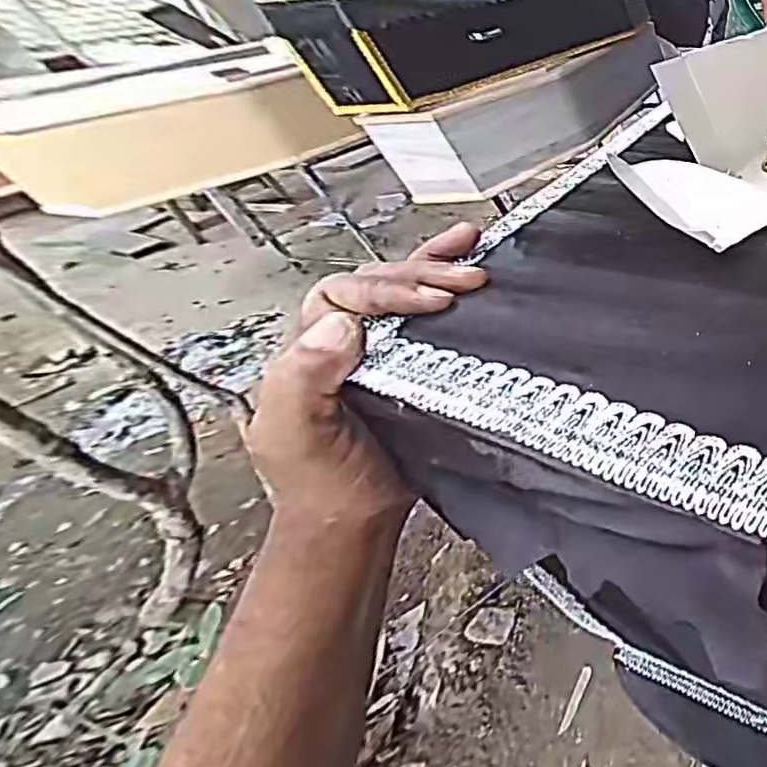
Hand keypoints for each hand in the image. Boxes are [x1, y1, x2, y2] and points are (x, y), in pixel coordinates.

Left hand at [246, 222, 487, 527]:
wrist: (352, 515)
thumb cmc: (322, 480)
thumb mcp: (293, 434)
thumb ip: (300, 379)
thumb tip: (340, 325)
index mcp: (307, 348)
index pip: (345, 295)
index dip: (390, 291)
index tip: (436, 301)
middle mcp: (341, 340)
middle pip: (378, 282)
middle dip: (423, 274)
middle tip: (467, 279)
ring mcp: (380, 347)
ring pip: (401, 287)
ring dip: (437, 265)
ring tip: (473, 251)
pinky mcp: (415, 360)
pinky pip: (426, 311)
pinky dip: (444, 281)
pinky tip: (469, 260)